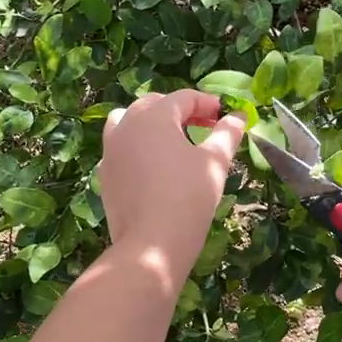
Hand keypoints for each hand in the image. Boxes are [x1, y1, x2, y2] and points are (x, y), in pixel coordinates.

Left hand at [97, 90, 245, 270]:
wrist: (151, 244)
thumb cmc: (189, 197)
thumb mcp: (215, 162)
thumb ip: (227, 134)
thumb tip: (238, 116)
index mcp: (154, 115)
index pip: (184, 98)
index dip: (208, 103)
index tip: (225, 116)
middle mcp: (126, 124)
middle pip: (154, 105)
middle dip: (180, 112)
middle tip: (204, 127)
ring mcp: (110, 149)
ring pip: (129, 121)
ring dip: (151, 124)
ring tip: (173, 142)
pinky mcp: (104, 172)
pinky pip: (120, 148)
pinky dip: (136, 147)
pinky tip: (152, 166)